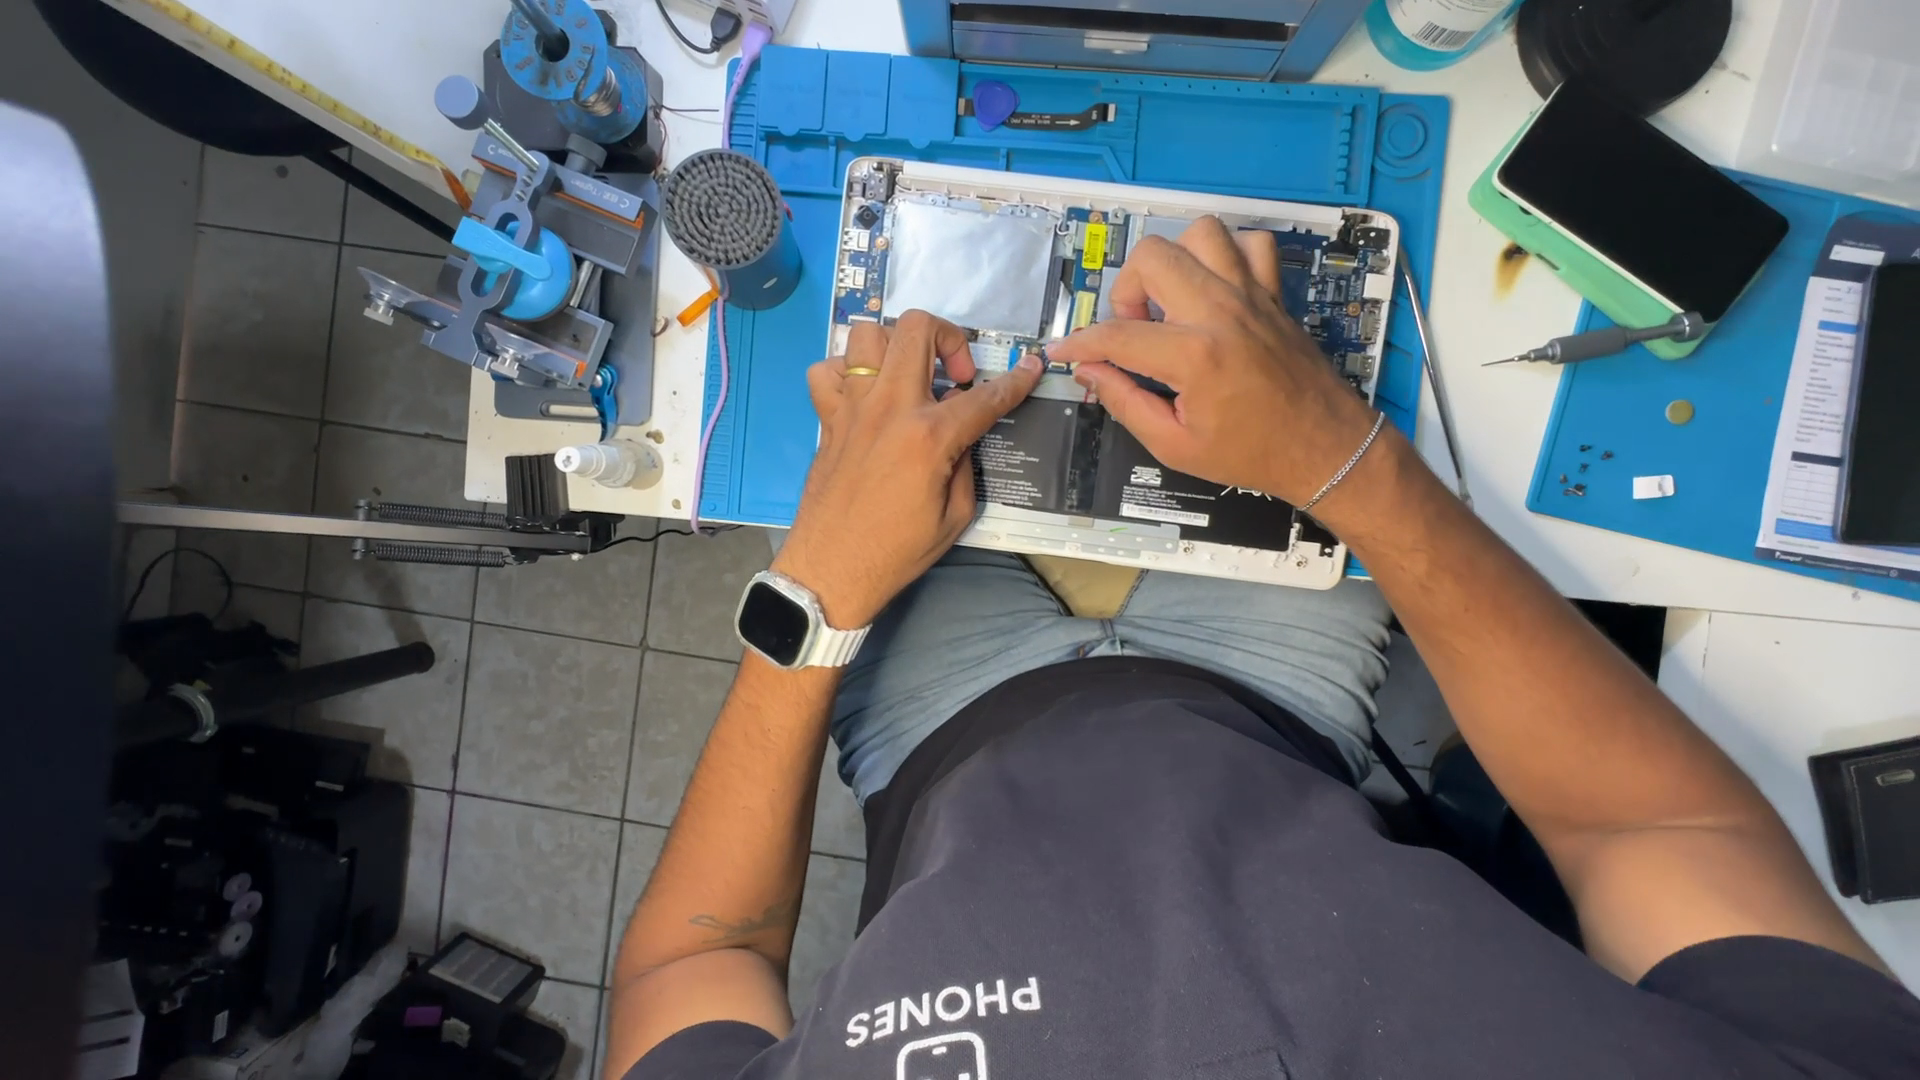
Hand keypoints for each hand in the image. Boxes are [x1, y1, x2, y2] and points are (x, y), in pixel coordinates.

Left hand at [773, 311, 1041, 627]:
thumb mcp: (955, 516)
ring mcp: (853, 408)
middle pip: (918, 329)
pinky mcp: (827, 419)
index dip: (1015, 381)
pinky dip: (847, 373)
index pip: (985, 397)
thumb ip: (965, 464)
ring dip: (896, 347)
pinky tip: (865, 396)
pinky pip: (827, 371)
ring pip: (868, 335)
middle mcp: (890, 407)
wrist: (831, 570)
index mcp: (929, 436)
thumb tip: (962, 436)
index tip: (1029, 368)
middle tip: (956, 376)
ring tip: (909, 378)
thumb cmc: (897, 552)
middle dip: (950, 337)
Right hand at [1044, 216, 1380, 506]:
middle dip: (1125, 291)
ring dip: (1173, 262)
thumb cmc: (1249, 454)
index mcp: (1194, 355)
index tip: (1063, 351)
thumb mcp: (1174, 445)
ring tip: (1169, 303)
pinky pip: (1249, 243)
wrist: (1323, 448)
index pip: (1115, 335)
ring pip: (1200, 233)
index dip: (1078, 343)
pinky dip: (1225, 255)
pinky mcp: (1273, 293)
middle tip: (1133, 330)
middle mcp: (1221, 311)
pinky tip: (1213, 289)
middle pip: (1151, 257)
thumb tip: (1089, 372)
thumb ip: (1124, 403)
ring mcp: (1252, 295)